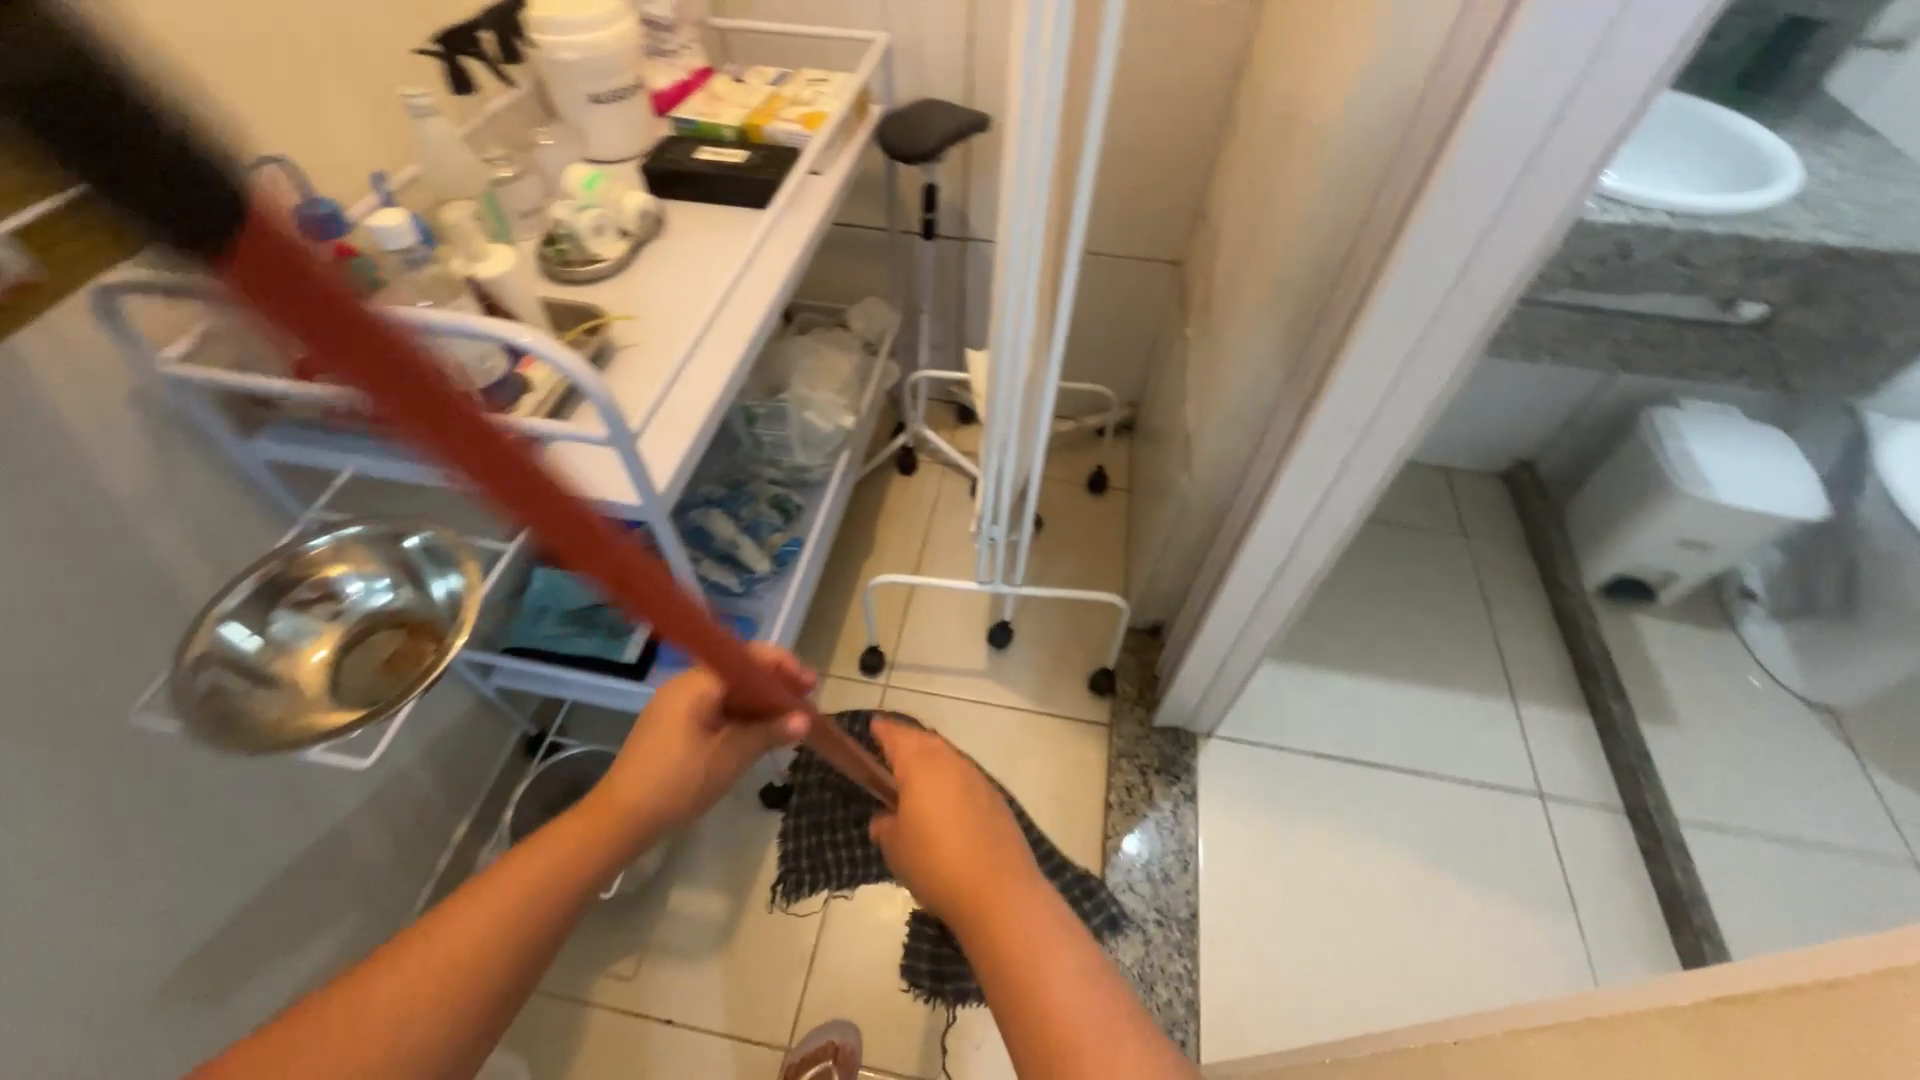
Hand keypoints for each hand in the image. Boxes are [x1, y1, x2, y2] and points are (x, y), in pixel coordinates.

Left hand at [594, 645, 813, 833]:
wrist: (622, 818)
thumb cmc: (678, 782)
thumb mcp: (731, 757)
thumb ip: (769, 732)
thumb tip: (804, 720)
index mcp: (697, 683)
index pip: (748, 657)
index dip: (783, 667)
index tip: (809, 687)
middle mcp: (686, 685)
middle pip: (739, 671)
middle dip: (775, 686)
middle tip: (805, 706)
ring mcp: (677, 705)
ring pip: (729, 692)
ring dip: (759, 703)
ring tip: (788, 722)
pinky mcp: (674, 726)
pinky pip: (716, 709)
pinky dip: (741, 717)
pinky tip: (759, 734)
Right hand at [868, 717, 1043, 927]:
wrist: (999, 892)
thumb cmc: (935, 865)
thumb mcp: (896, 848)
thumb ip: (885, 826)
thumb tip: (885, 819)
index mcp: (921, 765)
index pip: (898, 735)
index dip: (883, 730)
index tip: (873, 727)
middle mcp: (952, 762)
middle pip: (926, 741)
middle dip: (908, 742)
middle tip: (890, 752)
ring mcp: (978, 779)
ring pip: (949, 758)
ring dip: (932, 762)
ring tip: (916, 780)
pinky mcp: (996, 799)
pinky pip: (966, 779)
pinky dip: (951, 782)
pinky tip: (946, 805)